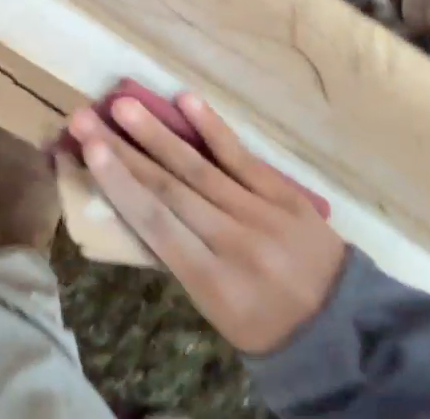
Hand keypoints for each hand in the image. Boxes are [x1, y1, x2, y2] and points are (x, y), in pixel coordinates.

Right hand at [66, 92, 346, 353]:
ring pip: (199, 168)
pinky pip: (243, 157)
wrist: (346, 330)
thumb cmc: (259, 320)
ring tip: (121, 104)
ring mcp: (265, 217)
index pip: (156, 225)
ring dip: (155, 132)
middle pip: (169, 189)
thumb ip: (173, 254)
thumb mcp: (210, 305)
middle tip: (84, 118)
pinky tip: (184, 99)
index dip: (119, 184)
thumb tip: (128, 199)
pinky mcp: (287, 197)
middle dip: (121, 150)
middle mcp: (236, 245)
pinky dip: (212, 127)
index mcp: (212, 281)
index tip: (89, 151)